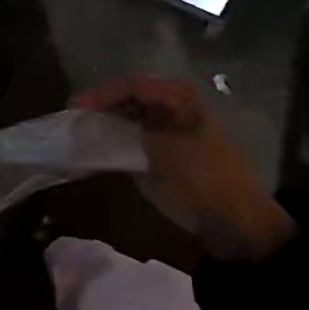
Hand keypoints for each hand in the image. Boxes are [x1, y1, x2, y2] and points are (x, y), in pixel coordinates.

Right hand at [73, 77, 293, 260]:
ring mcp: (169, 129)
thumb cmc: (203, 181)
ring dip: (105, 123)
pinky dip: (113, 142)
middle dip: (100, 106)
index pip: (133, 85)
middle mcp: (174, 106)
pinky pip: (133, 139)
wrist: (237, 224)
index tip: (75, 106)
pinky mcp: (164, 153)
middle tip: (71, 118)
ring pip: (129, 117)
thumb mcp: (162, 155)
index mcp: (180, 97)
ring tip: (77, 132)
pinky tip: (94, 150)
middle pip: (129, 97)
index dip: (101, 94)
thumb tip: (93, 126)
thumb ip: (126, 136)